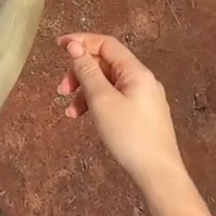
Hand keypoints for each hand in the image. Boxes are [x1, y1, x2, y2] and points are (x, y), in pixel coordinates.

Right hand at [58, 33, 187, 192]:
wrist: (159, 175)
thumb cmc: (129, 134)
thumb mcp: (101, 100)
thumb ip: (87, 70)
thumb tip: (74, 46)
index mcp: (136, 72)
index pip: (106, 44)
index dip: (81, 41)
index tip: (57, 46)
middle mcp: (142, 80)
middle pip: (104, 63)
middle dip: (79, 72)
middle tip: (61, 89)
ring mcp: (143, 98)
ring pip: (106, 82)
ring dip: (84, 90)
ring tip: (69, 111)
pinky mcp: (141, 114)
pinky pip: (113, 98)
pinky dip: (95, 103)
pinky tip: (83, 117)